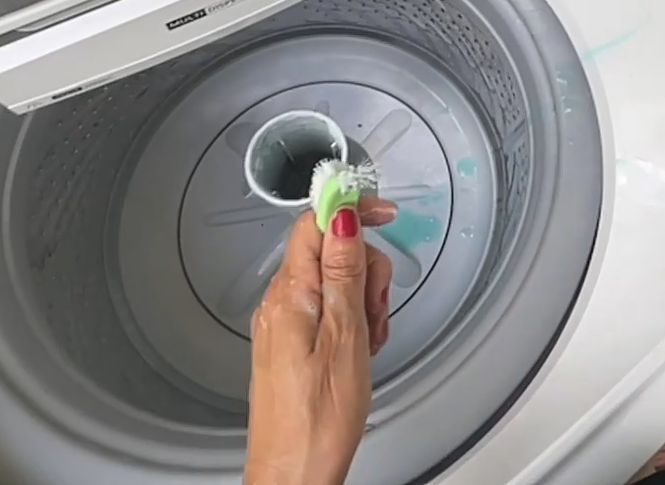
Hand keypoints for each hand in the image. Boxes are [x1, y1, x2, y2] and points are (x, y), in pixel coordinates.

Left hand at [244, 198, 396, 484]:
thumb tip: (342, 215)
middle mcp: (280, 301)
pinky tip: (362, 341)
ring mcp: (284, 321)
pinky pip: (328, 303)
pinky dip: (353, 313)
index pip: (315, 222)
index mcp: (291, 294)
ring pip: (335, 276)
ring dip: (364, 294)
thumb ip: (344, 270)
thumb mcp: (345, 335)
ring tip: (371, 333)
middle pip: (331, 248)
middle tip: (377, 305)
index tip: (384, 212)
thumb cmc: (319, 419)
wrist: (293, 478)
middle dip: (367, 266)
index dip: (351, 207)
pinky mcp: (291, 339)